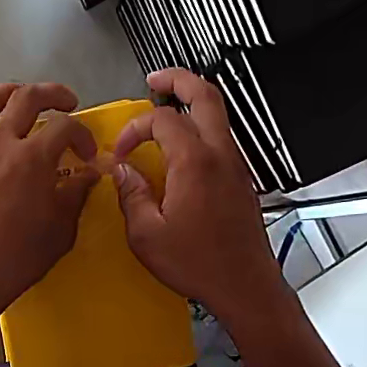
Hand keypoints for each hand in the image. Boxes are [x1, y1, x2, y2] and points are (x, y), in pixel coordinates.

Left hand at [0, 82, 99, 326]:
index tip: (89, 156)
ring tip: (22, 96)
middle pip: (25, 98)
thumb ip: (76, 194)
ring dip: (8, 91)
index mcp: (32, 159)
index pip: (65, 128)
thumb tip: (88, 175)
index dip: (83, 136)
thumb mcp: (62, 228)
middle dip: (52, 94)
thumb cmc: (21, 257)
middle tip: (67, 103)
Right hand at [103, 69, 289, 326]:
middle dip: (179, 79)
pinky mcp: (243, 184)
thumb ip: (130, 196)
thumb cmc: (202, 265)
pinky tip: (186, 155)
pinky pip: (223, 144)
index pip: (160, 120)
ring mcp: (237, 169)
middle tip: (158, 79)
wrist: (244, 287)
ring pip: (219, 118)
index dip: (134, 129)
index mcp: (194, 163)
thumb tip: (122, 174)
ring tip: (170, 112)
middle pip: (205, 95)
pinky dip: (203, 134)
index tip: (122, 153)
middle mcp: (221, 158)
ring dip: (194, 107)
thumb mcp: (147, 236)